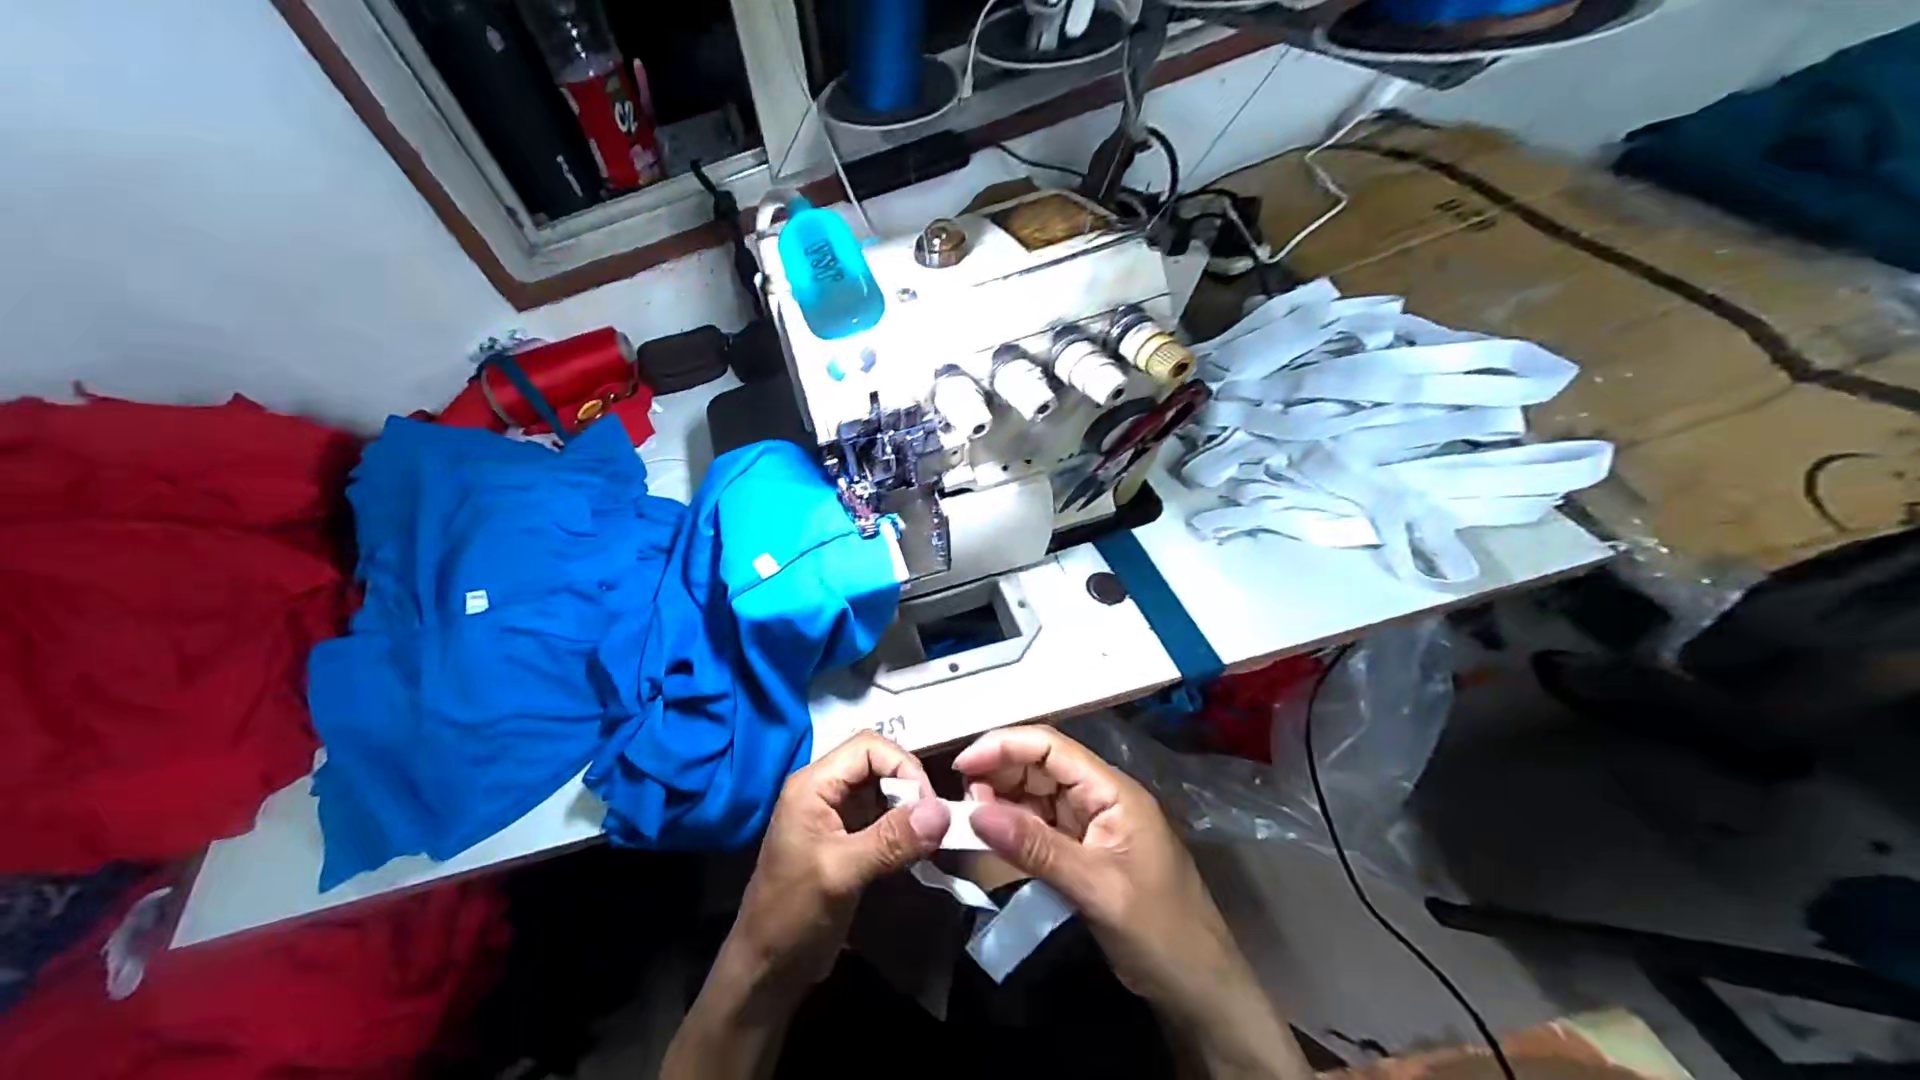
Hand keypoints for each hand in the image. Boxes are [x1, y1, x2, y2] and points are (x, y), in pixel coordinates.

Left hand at [727, 731, 950, 991]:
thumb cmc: (791, 915)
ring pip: (884, 790)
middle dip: (910, 785)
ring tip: (930, 835)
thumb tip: (942, 812)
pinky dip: (905, 827)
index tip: (928, 804)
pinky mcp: (849, 838)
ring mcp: (837, 814)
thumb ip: (891, 840)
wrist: (765, 971)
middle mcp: (825, 790)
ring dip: (910, 807)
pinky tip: (918, 848)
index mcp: (813, 785)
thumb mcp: (840, 874)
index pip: (868, 747)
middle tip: (933, 821)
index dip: (903, 765)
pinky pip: (884, 816)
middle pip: (879, 763)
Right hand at [954, 726, 1309, 1079]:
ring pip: (1037, 794)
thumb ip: (1036, 848)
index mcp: (1113, 790)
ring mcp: (1092, 823)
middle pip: (1040, 765)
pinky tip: (993, 836)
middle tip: (962, 803)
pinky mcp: (1084, 849)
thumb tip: (975, 813)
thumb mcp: (1097, 889)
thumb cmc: (1160, 932)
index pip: (1052, 747)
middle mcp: (1100, 797)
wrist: (1200, 989)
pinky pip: (1041, 825)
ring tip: (972, 820)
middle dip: (999, 773)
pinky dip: (1014, 827)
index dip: (1004, 747)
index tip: (961, 765)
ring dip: (1002, 800)